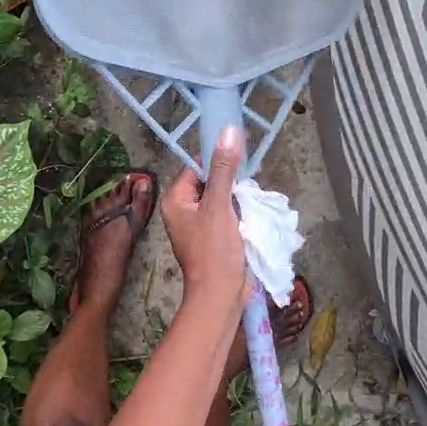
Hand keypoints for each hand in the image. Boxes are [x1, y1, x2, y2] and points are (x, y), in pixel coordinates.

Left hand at [161, 126, 247, 307]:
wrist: (221, 295)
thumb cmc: (214, 250)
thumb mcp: (220, 205)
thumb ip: (224, 169)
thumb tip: (229, 130)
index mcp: (175, 200)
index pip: (197, 167)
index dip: (218, 164)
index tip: (239, 165)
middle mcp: (184, 210)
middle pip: (212, 182)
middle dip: (232, 185)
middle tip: (244, 194)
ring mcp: (199, 225)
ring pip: (223, 199)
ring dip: (239, 201)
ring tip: (247, 210)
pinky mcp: (215, 238)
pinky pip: (229, 216)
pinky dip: (241, 216)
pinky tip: (250, 221)